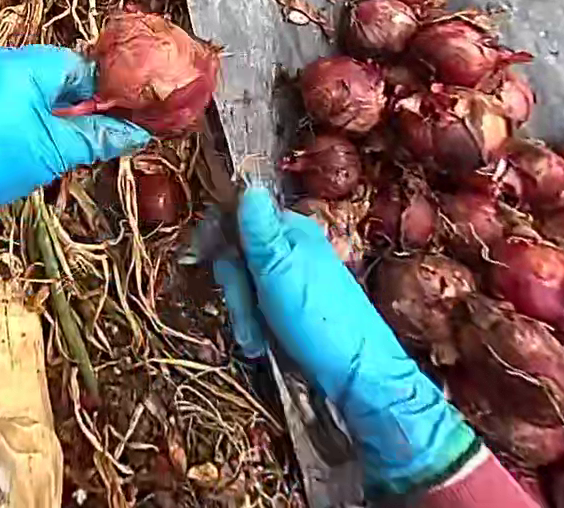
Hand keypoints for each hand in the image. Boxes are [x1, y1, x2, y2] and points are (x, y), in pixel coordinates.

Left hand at [0, 45, 150, 221]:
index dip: (100, 92)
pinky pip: (10, 84)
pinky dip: (26, 103)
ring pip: (35, 77)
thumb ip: (98, 136)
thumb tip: (137, 133)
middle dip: (74, 99)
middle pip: (58, 69)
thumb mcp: (53, 151)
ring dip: (50, 102)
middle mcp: (2, 55)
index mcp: (26, 64)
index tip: (110, 117)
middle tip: (81, 132)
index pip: (81, 65)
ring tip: (51, 136)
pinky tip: (25, 131)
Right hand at [212, 187, 475, 495]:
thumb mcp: (280, 269)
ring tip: (254, 340)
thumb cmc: (319, 319)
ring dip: (243, 311)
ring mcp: (292, 279)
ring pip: (245, 282)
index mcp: (290, 229)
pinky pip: (258, 306)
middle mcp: (290, 248)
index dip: (218, 235)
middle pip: (238, 251)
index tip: (203, 257)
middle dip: (233, 285)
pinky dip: (255, 324)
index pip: (239, 214)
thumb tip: (248, 183)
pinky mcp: (291, 308)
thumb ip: (259, 228)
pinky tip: (260, 344)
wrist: (360, 380)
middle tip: (243, 312)